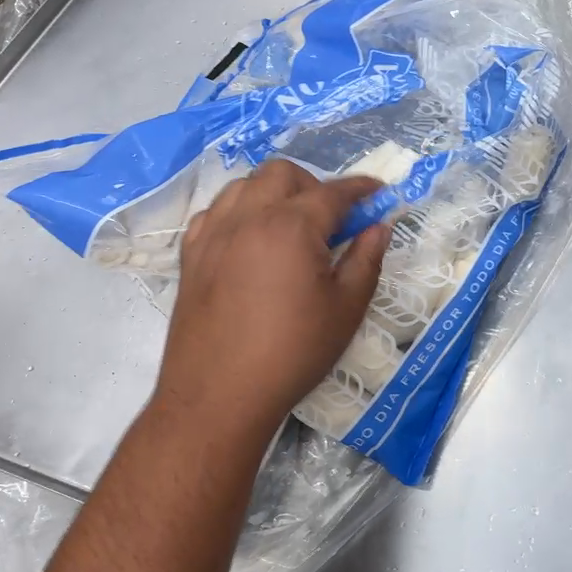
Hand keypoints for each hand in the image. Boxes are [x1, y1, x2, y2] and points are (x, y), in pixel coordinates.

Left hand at [154, 161, 389, 434]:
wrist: (218, 397)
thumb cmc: (293, 353)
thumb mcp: (346, 308)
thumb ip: (366, 259)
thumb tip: (378, 227)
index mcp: (292, 227)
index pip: (334, 192)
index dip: (362, 189)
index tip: (380, 192)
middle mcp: (249, 218)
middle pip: (283, 173)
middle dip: (313, 183)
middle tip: (332, 218)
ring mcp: (214, 235)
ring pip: (244, 185)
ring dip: (273, 192)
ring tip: (291, 225)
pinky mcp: (191, 256)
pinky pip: (214, 212)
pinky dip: (238, 212)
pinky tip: (251, 240)